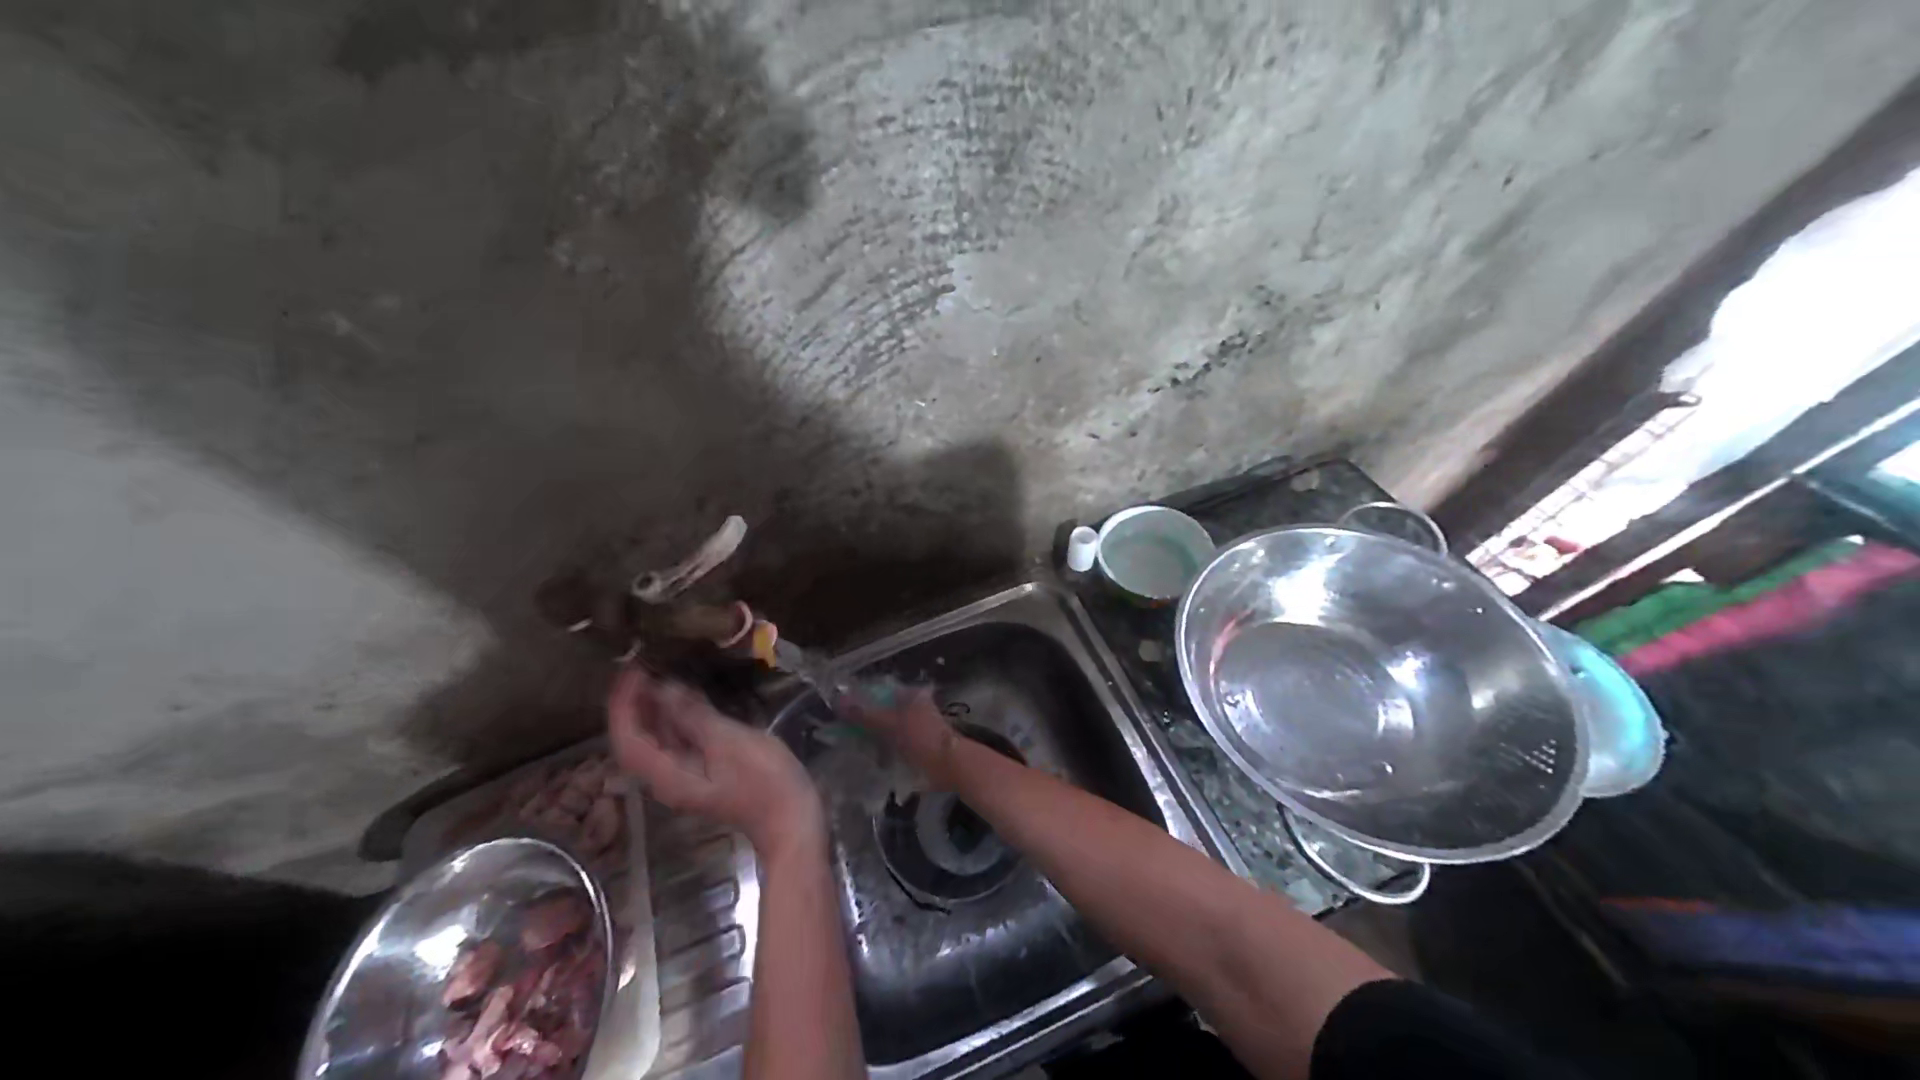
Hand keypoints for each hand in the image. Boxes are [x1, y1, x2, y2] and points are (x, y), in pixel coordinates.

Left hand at [606, 667, 822, 854]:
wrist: (791, 818)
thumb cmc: (763, 781)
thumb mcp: (728, 742)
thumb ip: (692, 716)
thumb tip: (663, 690)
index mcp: (667, 775)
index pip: (628, 739)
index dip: (624, 704)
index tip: (633, 671)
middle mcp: (668, 777)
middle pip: (638, 739)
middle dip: (636, 702)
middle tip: (646, 665)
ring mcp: (686, 775)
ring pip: (659, 738)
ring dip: (656, 707)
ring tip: (663, 672)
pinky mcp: (704, 770)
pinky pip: (680, 740)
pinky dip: (678, 716)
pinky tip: (689, 695)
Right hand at [838, 684, 958, 788]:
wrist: (949, 766)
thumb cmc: (921, 737)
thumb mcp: (889, 723)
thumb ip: (863, 714)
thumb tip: (836, 702)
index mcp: (910, 695)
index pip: (879, 692)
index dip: (860, 700)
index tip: (841, 712)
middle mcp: (913, 708)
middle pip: (882, 711)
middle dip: (864, 722)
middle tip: (842, 732)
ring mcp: (916, 728)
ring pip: (887, 730)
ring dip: (872, 739)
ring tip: (851, 747)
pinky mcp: (917, 748)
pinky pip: (893, 746)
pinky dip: (882, 751)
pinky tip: (868, 759)